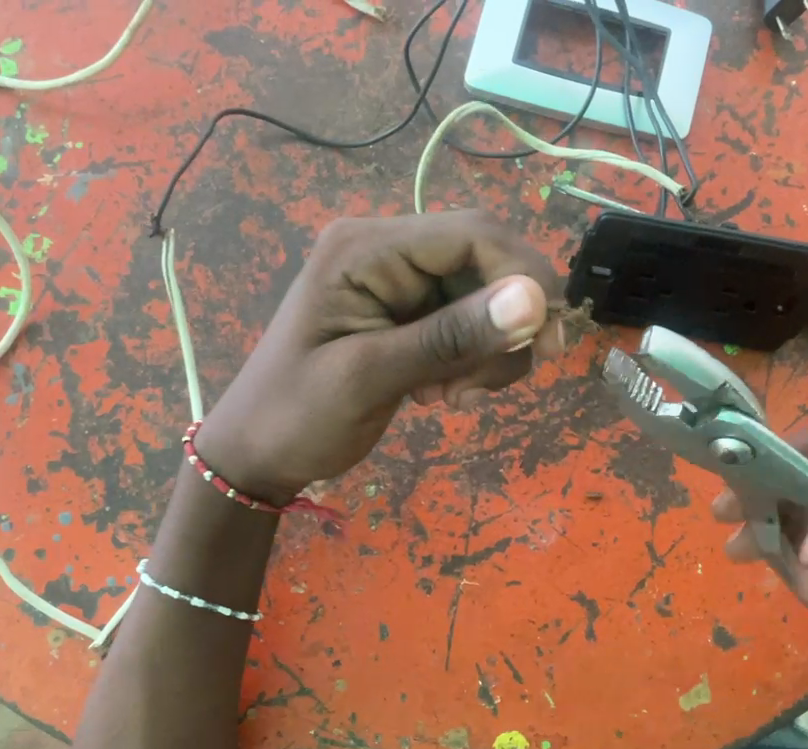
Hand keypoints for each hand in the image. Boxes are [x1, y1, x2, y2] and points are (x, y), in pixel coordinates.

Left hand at [194, 211, 560, 502]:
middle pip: (485, 265)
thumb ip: (449, 337)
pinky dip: (470, 362)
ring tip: (450, 398)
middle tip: (483, 389)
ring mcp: (396, 287)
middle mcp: (386, 253)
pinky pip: (464, 328)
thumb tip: (535, 300)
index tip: (551, 340)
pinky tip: (440, 395)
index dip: (524, 278)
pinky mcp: (405, 320)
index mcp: (366, 248)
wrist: (257, 455)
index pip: (472, 234)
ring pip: (483, 301)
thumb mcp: (368, 377)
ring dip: (488, 352)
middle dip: (504, 326)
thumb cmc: (296, 416)